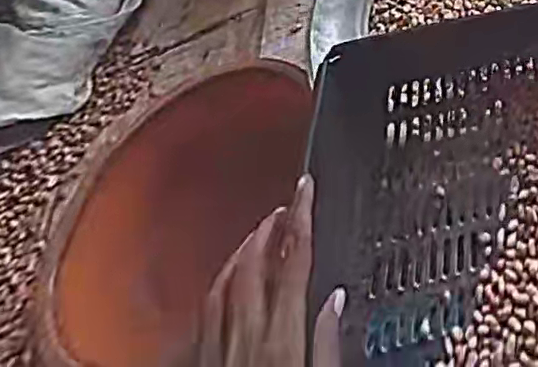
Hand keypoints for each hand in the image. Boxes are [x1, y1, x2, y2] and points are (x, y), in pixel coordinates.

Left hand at [190, 175, 343, 366]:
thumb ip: (328, 342)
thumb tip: (335, 298)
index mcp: (280, 338)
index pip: (292, 260)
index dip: (300, 217)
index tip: (306, 188)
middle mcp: (245, 338)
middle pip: (253, 265)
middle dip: (268, 227)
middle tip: (286, 205)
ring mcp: (217, 352)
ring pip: (224, 283)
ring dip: (243, 249)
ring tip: (261, 232)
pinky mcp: (203, 365)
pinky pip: (207, 310)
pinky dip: (222, 281)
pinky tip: (230, 279)